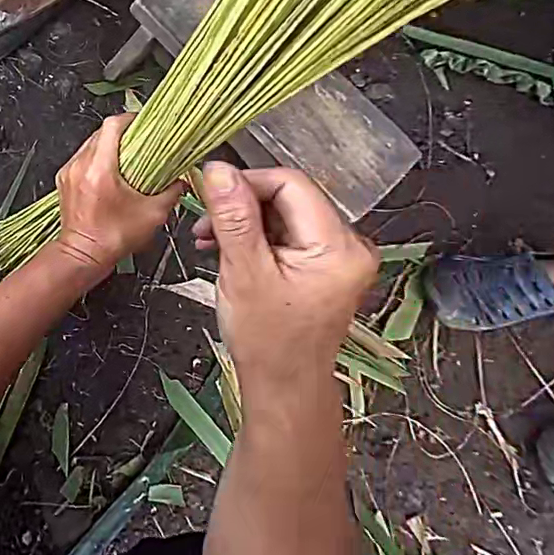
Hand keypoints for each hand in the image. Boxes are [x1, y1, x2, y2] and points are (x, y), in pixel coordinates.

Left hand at [51, 114, 186, 277]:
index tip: (144, 122)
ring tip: (128, 157)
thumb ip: (172, 192)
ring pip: (91, 145)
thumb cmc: (112, 238)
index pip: (112, 126)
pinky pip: (82, 159)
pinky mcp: (65, 180)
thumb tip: (182, 179)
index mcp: (100, 169)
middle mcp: (80, 166)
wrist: (84, 255)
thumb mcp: (153, 214)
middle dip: (123, 134)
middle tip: (141, 142)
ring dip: (109, 146)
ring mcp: (69, 173)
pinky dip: (97, 159)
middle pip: (101, 133)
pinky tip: (112, 172)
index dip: (130, 119)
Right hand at [193, 163, 376, 397]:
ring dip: (242, 221)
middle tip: (205, 224)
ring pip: (281, 213)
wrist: (282, 384)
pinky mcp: (321, 264)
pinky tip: (226, 248)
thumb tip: (218, 170)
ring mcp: (335, 255)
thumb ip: (233, 217)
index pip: (291, 184)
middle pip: (287, 197)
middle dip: (241, 206)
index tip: (211, 197)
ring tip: (209, 240)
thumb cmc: (267, 339)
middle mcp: (348, 245)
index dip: (247, 183)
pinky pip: (284, 232)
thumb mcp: (244, 273)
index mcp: (338, 246)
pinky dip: (253, 236)